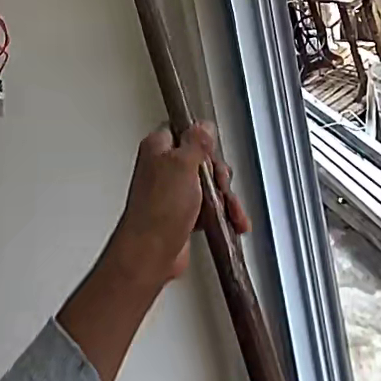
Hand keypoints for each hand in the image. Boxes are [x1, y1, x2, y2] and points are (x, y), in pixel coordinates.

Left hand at [58, 123, 252, 380]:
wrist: (151, 253)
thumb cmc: (157, 211)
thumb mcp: (183, 165)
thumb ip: (196, 143)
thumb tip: (204, 126)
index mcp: (157, 149)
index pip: (184, 131)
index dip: (202, 141)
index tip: (211, 154)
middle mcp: (162, 169)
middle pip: (202, 161)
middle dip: (218, 176)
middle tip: (219, 185)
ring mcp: (172, 193)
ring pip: (208, 186)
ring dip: (224, 199)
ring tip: (228, 210)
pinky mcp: (181, 214)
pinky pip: (208, 208)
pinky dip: (221, 215)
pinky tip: (229, 222)